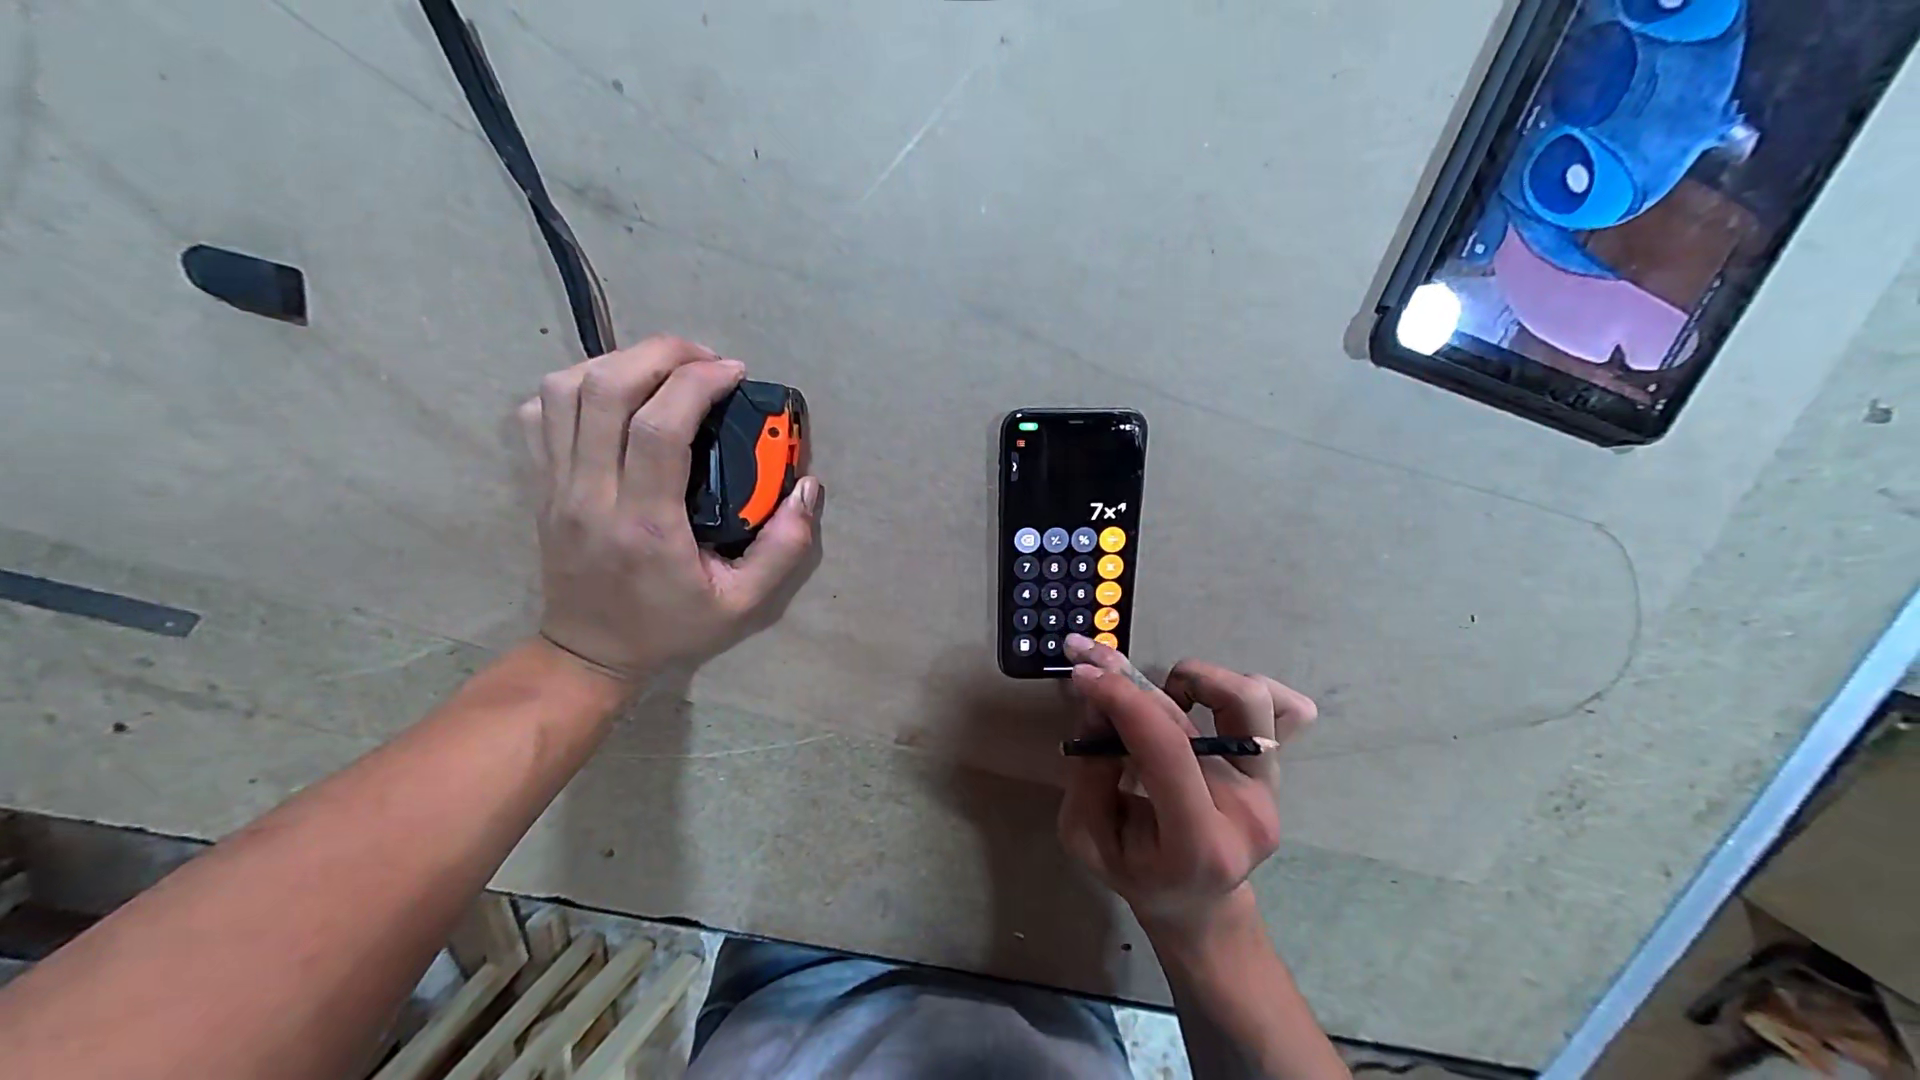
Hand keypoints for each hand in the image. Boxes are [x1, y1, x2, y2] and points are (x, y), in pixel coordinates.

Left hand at [517, 336, 822, 681]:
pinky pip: (540, 410)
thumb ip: (784, 547)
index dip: (699, 382)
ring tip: (664, 371)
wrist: (588, 651)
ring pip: (565, 388)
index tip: (735, 373)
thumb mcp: (743, 603)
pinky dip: (577, 384)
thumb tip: (808, 488)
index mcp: (645, 523)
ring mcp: (555, 484)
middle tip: (705, 360)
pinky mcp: (539, 482)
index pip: (659, 426)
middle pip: (607, 388)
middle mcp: (591, 493)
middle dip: (662, 354)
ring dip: (619, 361)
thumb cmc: (669, 626)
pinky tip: (615, 394)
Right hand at [1056, 633, 1314, 936]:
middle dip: (1130, 679)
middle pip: (1190, 719)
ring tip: (1159, 697)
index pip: (1167, 750)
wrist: (1198, 901)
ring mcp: (1270, 788)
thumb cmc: (1137, 873)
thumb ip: (1089, 771)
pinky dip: (1241, 690)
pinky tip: (1203, 698)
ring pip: (1250, 700)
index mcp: (1198, 844)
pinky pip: (1288, 710)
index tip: (1083, 675)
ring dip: (1194, 681)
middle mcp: (1246, 811)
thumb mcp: (1087, 836)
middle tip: (1089, 658)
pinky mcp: (1277, 769)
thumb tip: (1100, 703)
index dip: (1123, 701)